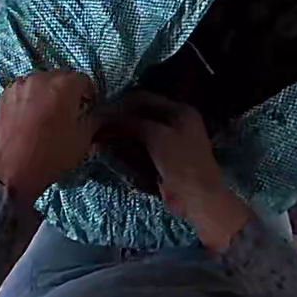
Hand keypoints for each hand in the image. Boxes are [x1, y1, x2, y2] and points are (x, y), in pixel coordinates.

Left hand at [0, 72, 100, 203]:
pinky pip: (22, 90)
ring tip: (46, 113)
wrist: (13, 169)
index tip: (87, 107)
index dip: (88, 93)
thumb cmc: (52, 155)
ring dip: (46, 92)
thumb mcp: (82, 139)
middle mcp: (40, 79)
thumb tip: (99, 112)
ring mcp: (19, 86)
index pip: (82, 79)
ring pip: (38, 82)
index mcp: (63, 86)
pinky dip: (28, 98)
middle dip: (67, 90)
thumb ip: (95, 119)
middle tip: (68, 110)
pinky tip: (28, 116)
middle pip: (59, 77)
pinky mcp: (3, 95)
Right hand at [102, 91, 252, 252]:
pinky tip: (112, 147)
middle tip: (98, 124)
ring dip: (120, 132)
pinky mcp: (164, 155)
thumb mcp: (155, 135)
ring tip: (101, 136)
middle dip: (119, 118)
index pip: (144, 98)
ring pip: (139, 129)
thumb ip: (132, 121)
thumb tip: (108, 114)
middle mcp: (176, 121)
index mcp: (180, 110)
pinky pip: (141, 144)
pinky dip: (127, 144)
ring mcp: (170, 139)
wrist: (197, 198)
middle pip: (141, 113)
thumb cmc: (180, 162)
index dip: (122, 103)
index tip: (101, 110)